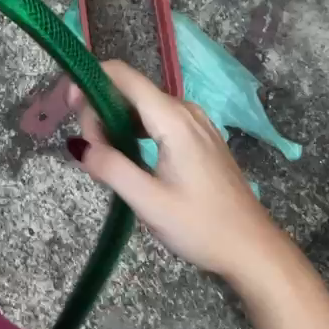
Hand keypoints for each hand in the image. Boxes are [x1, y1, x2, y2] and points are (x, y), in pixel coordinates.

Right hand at [68, 61, 290, 282]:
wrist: (257, 254)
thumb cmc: (203, 227)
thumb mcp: (149, 202)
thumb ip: (110, 167)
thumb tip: (78, 145)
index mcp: (173, 118)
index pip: (121, 74)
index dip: (89, 81)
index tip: (70, 109)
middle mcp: (184, 110)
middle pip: (128, 89)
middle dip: (99, 110)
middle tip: (90, 149)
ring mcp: (195, 122)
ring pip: (141, 104)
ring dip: (115, 121)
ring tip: (106, 155)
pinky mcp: (198, 137)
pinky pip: (156, 117)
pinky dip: (134, 129)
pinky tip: (130, 157)